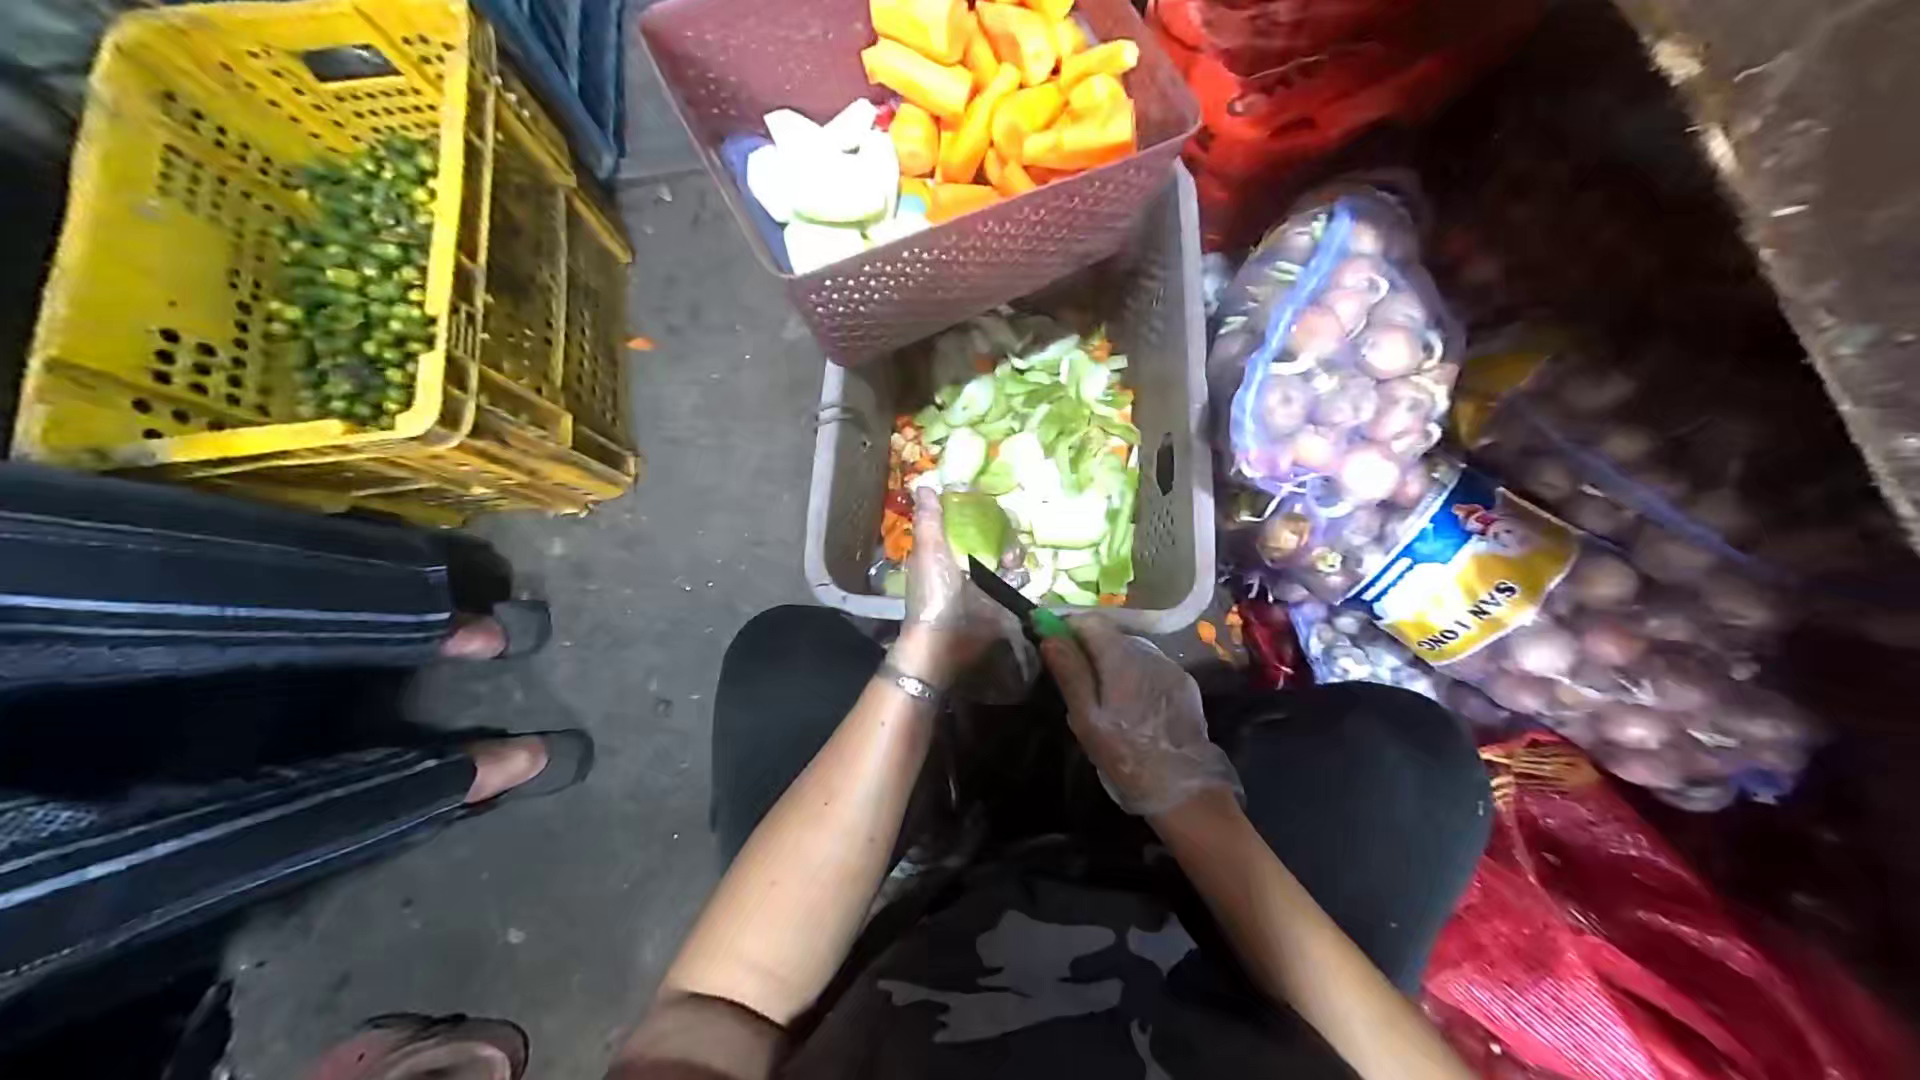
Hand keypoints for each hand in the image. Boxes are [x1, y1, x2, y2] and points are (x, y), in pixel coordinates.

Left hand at [892, 488, 1024, 684]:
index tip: (987, 503)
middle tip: (1004, 537)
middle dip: (1003, 531)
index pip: (966, 521)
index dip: (978, 509)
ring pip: (1010, 554)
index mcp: (946, 550)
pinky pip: (1021, 579)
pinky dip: (1021, 575)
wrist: (947, 643)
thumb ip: (929, 520)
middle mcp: (967, 564)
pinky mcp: (1004, 600)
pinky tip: (1016, 577)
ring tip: (1011, 561)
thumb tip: (924, 485)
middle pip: (993, 535)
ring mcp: (987, 583)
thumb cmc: (934, 594)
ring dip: (1014, 551)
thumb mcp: (928, 552)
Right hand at [1041, 615, 1241, 815]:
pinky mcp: (1184, 684)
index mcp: (1122, 659)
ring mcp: (1170, 668)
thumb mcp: (1086, 718)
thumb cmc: (1125, 755)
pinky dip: (1134, 675)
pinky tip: (1130, 704)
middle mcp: (1149, 654)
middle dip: (1089, 648)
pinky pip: (1150, 667)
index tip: (1053, 644)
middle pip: (1111, 635)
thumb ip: (1070, 673)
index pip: (1091, 622)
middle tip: (1073, 678)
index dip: (1068, 628)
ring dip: (1112, 662)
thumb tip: (1050, 638)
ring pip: (1131, 651)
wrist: (1184, 790)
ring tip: (1102, 695)